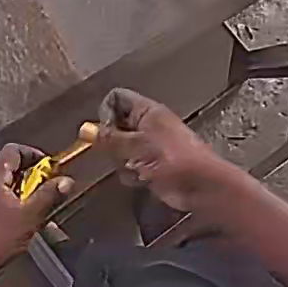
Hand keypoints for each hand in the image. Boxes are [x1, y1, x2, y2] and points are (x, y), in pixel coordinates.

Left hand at [0, 143, 72, 286]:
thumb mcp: (30, 215)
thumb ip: (49, 194)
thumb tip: (66, 181)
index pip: (13, 150)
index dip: (34, 154)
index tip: (49, 168)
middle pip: (11, 166)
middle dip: (33, 175)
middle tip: (48, 187)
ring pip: (7, 183)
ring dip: (26, 190)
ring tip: (39, 205)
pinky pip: (1, 197)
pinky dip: (16, 201)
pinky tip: (24, 219)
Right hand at [95, 88, 241, 212]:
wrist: (201, 187)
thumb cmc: (174, 160)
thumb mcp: (136, 146)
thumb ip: (109, 138)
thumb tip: (86, 130)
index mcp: (147, 111)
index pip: (116, 99)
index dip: (105, 113)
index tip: (104, 131)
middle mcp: (147, 124)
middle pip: (115, 126)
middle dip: (113, 144)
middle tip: (121, 153)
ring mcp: (149, 145)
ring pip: (119, 149)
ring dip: (122, 162)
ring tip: (135, 168)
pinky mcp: (151, 165)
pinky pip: (129, 166)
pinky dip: (131, 174)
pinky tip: (141, 179)